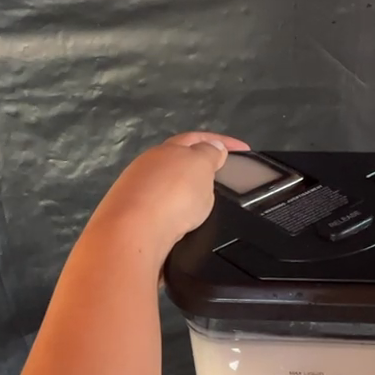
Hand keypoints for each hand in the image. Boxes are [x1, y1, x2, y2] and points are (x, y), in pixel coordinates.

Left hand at [87, 132, 248, 255]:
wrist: (131, 236)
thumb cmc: (171, 196)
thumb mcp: (200, 166)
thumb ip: (209, 154)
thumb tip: (213, 147)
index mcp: (165, 151)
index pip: (196, 139)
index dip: (221, 142)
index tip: (244, 150)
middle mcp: (145, 169)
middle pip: (176, 164)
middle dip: (198, 169)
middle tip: (221, 182)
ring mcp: (134, 196)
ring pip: (166, 191)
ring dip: (184, 197)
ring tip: (203, 210)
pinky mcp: (130, 223)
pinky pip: (159, 215)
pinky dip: (173, 218)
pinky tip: (181, 229)